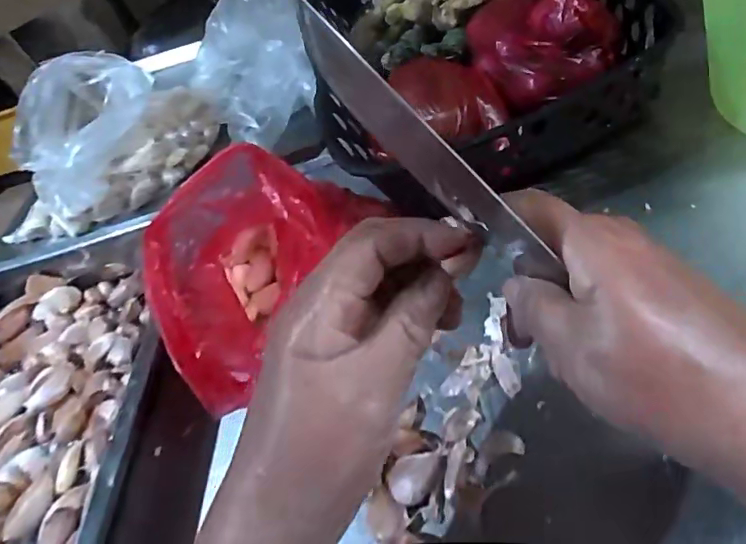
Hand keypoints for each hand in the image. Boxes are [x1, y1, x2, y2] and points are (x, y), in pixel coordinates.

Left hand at [198, 218, 475, 543]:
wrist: (275, 527)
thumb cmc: (324, 450)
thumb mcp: (379, 378)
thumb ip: (416, 313)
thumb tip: (453, 263)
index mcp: (318, 300)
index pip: (375, 239)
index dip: (424, 232)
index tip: (470, 243)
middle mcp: (319, 302)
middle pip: (378, 254)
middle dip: (426, 253)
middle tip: (470, 269)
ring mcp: (326, 328)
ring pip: (381, 280)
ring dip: (423, 282)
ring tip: (457, 308)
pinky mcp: (336, 351)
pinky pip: (379, 311)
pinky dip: (412, 308)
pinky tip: (437, 326)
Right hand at [502, 192, 745, 543]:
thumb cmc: (648, 370)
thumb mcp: (571, 346)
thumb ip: (534, 306)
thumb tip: (518, 283)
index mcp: (591, 236)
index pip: (533, 206)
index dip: (499, 220)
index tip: (474, 253)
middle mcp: (623, 234)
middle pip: (559, 241)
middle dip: (532, 280)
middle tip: (524, 338)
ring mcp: (653, 257)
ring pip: (588, 267)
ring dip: (566, 301)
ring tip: (567, 357)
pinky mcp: (673, 284)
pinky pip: (618, 283)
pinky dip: (597, 309)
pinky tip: (609, 358)